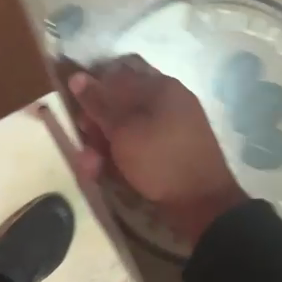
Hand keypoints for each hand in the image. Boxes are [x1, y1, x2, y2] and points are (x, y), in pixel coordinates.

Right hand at [62, 56, 247, 245]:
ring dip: (106, 144)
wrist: (204, 205)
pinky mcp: (175, 149)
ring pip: (129, 127)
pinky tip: (108, 172)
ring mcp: (175, 125)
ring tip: (92, 167)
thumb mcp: (122, 131)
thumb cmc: (159, 159)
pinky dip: (124, 155)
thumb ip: (98, 103)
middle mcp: (169, 100)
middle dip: (97, 125)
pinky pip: (142, 143)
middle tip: (84, 146)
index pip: (116, 76)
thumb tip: (77, 76)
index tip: (78, 116)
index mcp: (160, 86)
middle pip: (122, 103)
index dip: (92, 93)